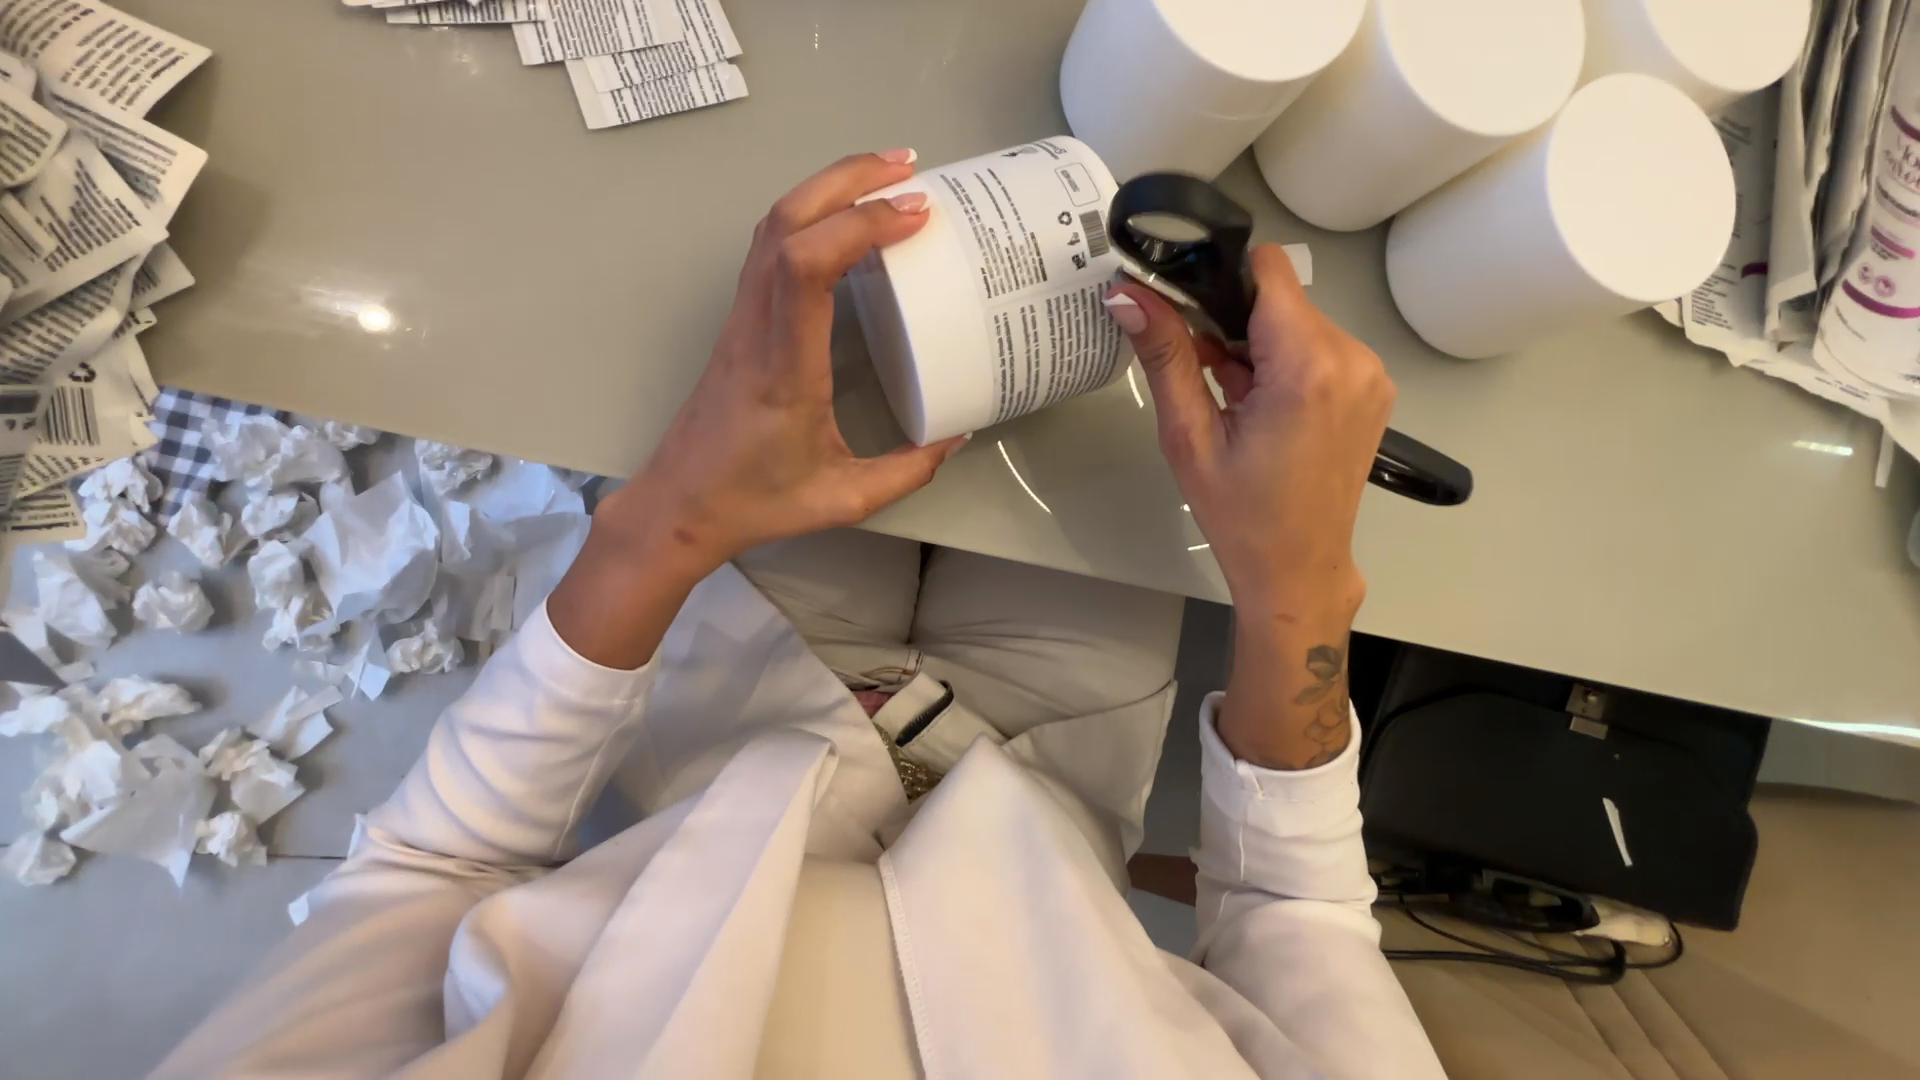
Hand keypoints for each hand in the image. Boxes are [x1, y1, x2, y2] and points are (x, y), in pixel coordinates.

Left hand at [550, 151, 967, 668]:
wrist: (679, 505)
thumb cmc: (755, 503)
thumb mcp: (844, 499)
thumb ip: (908, 471)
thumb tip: (957, 436)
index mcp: (784, 368)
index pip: (808, 267)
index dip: (861, 225)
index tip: (915, 215)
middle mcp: (756, 329)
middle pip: (786, 222)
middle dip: (847, 179)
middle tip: (909, 167)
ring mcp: (740, 320)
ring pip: (771, 226)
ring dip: (825, 188)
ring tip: (883, 177)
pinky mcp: (738, 323)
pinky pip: (768, 248)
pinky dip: (808, 215)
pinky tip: (843, 220)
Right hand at [1104, 245, 1394, 767]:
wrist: (1298, 568)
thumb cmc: (1238, 514)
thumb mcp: (1189, 437)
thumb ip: (1164, 357)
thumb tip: (1126, 295)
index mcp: (1308, 367)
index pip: (1268, 270)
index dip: (1219, 279)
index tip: (1184, 313)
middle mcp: (1354, 357)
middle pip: (1280, 298)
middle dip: (1232, 324)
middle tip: (1201, 376)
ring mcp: (1370, 373)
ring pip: (1298, 322)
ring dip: (1256, 346)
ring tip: (1233, 402)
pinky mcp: (1372, 388)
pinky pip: (1319, 347)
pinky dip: (1283, 363)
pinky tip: (1262, 408)